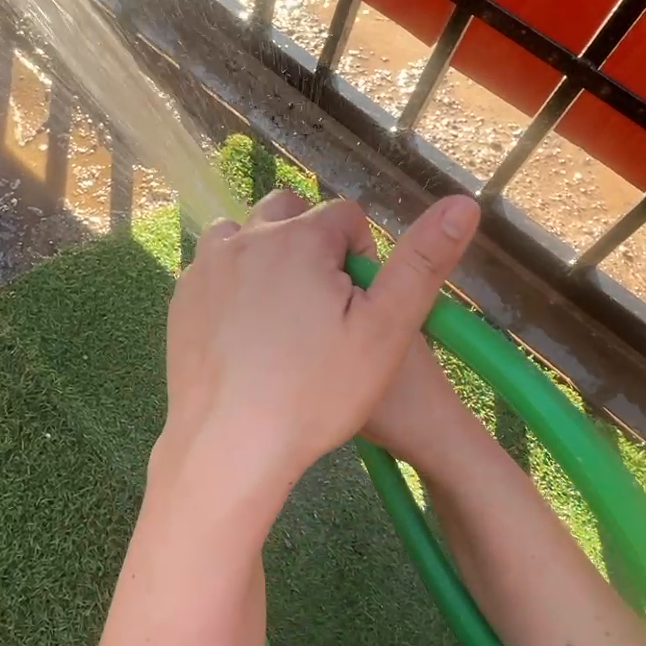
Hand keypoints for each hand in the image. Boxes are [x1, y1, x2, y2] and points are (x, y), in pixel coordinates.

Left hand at [160, 189, 481, 492]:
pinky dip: (233, 282)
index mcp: (299, 238)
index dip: (361, 256)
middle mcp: (246, 237)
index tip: (356, 306)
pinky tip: (243, 331)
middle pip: (290, 213)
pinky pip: (214, 268)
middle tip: (321, 308)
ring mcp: (206, 266)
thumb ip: (421, 263)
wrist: (228, 442)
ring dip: (266, 255)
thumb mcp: (386, 331)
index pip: (345, 216)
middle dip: (311, 245)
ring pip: (244, 233)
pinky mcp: (181, 296)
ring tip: (281, 314)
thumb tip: (464, 203)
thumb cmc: (315, 390)